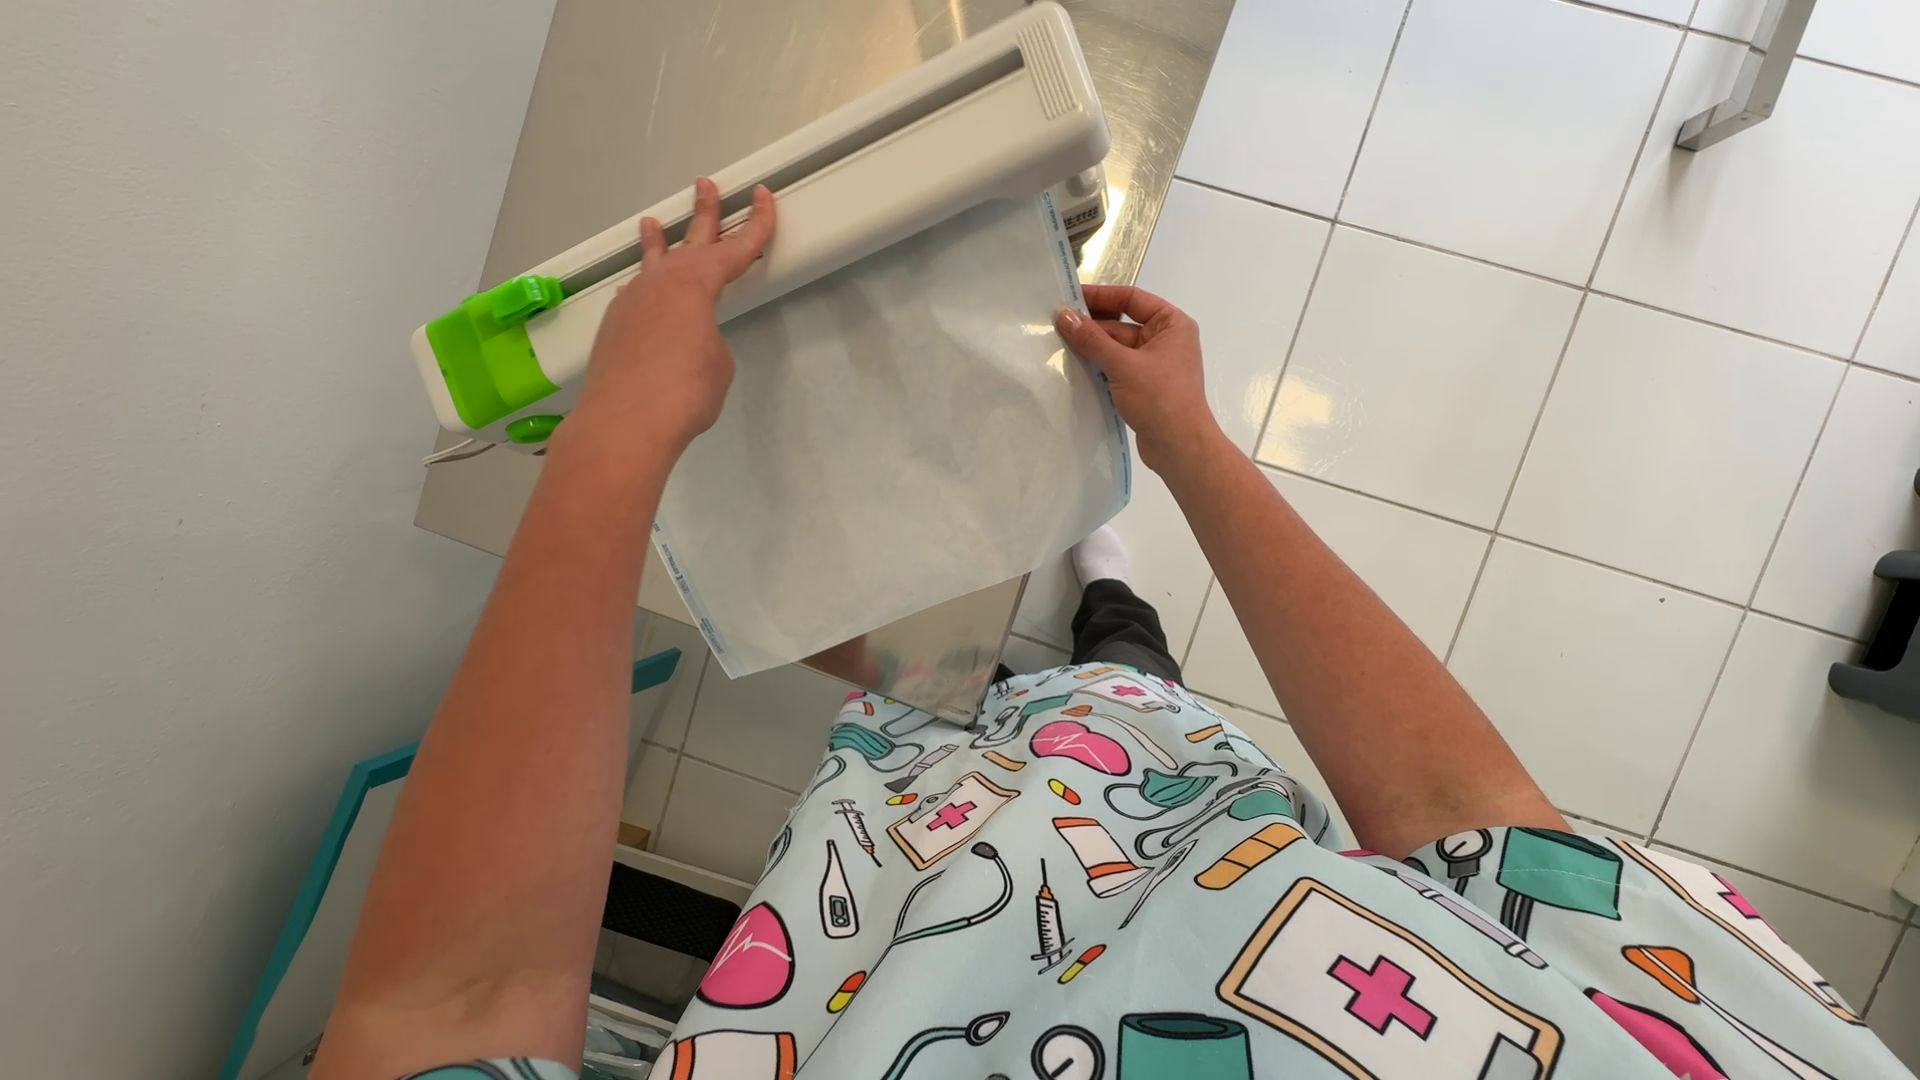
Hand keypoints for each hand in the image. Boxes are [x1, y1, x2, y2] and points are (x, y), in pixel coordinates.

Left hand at [571, 177, 775, 453]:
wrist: (626, 421)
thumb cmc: (685, 392)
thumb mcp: (718, 363)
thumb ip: (710, 338)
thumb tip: (693, 337)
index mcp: (697, 285)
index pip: (735, 248)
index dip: (756, 224)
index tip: (763, 198)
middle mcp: (662, 283)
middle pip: (690, 241)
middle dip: (705, 214)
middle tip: (707, 186)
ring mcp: (633, 301)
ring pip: (652, 263)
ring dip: (659, 243)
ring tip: (655, 223)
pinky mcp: (615, 325)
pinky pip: (636, 294)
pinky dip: (645, 286)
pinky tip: (642, 289)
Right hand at [1055, 285, 1224, 473]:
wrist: (1179, 446)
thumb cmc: (1159, 398)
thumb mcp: (1123, 365)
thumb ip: (1092, 339)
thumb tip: (1065, 316)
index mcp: (1171, 324)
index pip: (1132, 299)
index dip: (1101, 296)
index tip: (1071, 295)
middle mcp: (1166, 340)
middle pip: (1122, 324)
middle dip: (1092, 325)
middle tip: (1057, 323)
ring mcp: (1155, 365)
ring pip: (1117, 348)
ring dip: (1092, 347)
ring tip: (1059, 343)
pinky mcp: (1144, 387)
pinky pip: (1117, 368)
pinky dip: (1099, 367)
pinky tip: (1074, 367)